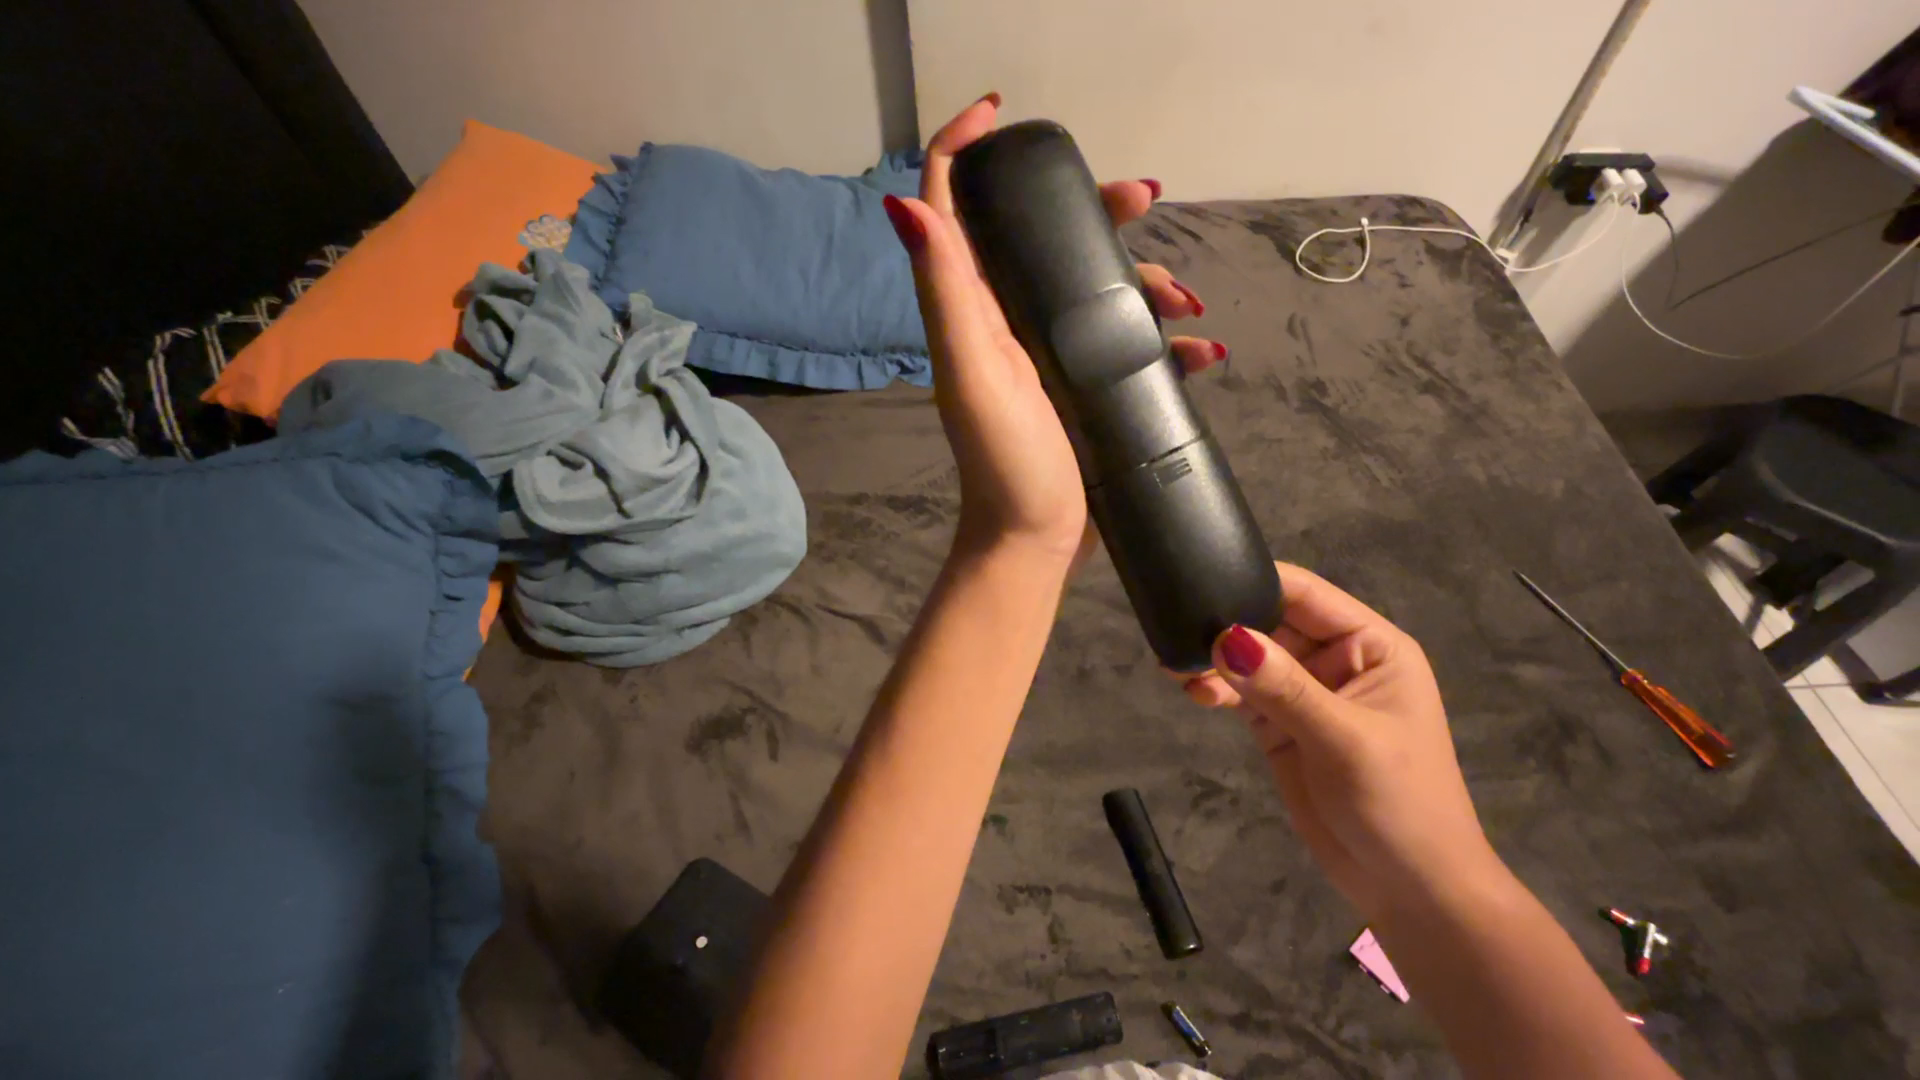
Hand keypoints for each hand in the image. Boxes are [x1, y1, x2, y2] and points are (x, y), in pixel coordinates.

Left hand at [883, 94, 1226, 561]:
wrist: (1035, 540)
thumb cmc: (1006, 462)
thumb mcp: (973, 375)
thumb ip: (946, 292)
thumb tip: (904, 201)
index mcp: (970, 308)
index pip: (953, 208)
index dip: (967, 149)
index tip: (1007, 112)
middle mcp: (1004, 319)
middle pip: (1043, 236)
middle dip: (1095, 209)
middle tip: (1145, 198)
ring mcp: (1048, 353)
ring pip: (1097, 285)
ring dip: (1147, 278)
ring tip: (1186, 306)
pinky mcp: (1084, 385)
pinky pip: (1128, 342)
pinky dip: (1166, 340)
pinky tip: (1201, 352)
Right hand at [1191, 563, 1502, 921]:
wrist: (1409, 888)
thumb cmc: (1398, 803)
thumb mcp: (1343, 739)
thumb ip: (1284, 687)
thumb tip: (1225, 639)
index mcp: (1371, 647)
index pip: (1307, 596)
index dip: (1258, 584)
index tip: (1203, 581)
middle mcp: (1336, 662)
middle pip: (1271, 623)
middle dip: (1228, 625)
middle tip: (1180, 631)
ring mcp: (1306, 696)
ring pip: (1250, 660)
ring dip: (1215, 661)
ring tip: (1178, 667)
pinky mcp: (1281, 728)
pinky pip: (1242, 695)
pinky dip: (1216, 690)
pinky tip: (1193, 692)